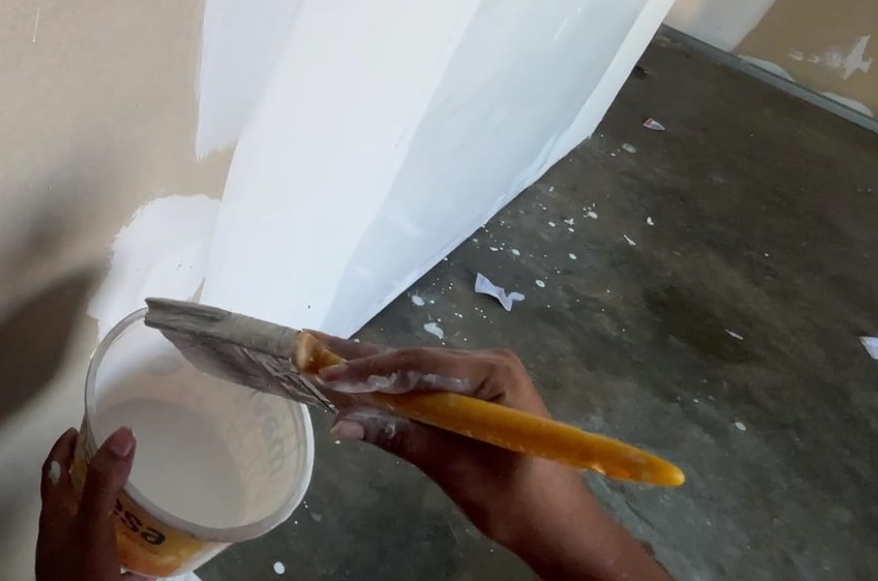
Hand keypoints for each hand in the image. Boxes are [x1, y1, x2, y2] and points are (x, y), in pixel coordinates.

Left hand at [36, 425, 138, 580]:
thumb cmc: (79, 579)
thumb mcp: (92, 527)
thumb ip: (104, 482)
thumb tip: (121, 432)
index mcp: (55, 514)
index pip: (54, 468)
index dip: (66, 444)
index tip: (86, 426)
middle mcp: (64, 533)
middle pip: (77, 492)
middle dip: (98, 470)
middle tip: (126, 454)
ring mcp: (79, 558)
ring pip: (97, 521)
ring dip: (117, 504)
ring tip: (145, 491)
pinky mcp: (96, 578)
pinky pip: (116, 551)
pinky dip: (131, 542)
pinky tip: (153, 542)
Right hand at [310, 334, 669, 580]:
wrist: (564, 531)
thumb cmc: (521, 502)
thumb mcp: (457, 471)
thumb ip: (401, 438)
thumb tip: (342, 422)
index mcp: (493, 373)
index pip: (419, 363)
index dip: (371, 370)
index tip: (329, 375)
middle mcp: (485, 362)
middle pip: (413, 359)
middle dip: (362, 360)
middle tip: (313, 346)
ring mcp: (478, 374)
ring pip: (414, 368)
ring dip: (370, 369)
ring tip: (323, 354)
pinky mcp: (470, 390)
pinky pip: (424, 382)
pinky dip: (390, 385)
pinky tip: (357, 376)